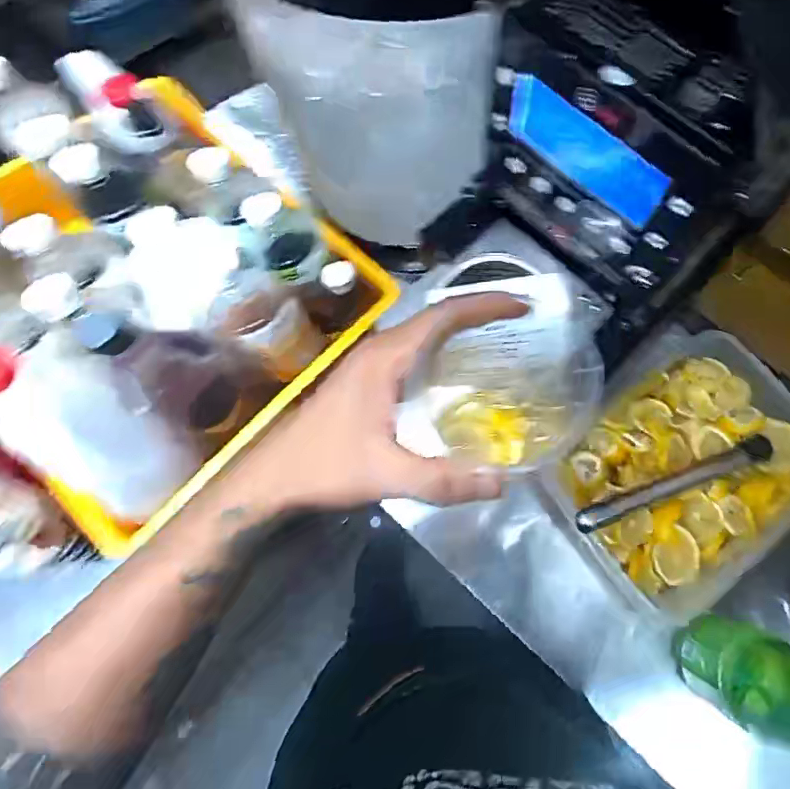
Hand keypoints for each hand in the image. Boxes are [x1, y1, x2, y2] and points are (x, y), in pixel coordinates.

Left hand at [219, 293, 529, 512]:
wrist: (269, 478)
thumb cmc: (322, 467)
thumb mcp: (386, 475)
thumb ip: (442, 480)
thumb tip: (500, 483)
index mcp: (385, 358)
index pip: (443, 316)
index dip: (484, 305)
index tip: (521, 307)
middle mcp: (379, 349)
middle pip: (437, 316)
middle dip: (480, 311)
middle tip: (520, 319)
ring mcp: (370, 362)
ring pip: (425, 331)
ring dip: (462, 327)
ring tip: (500, 336)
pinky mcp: (367, 377)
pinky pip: (416, 349)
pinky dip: (444, 347)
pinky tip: (460, 371)